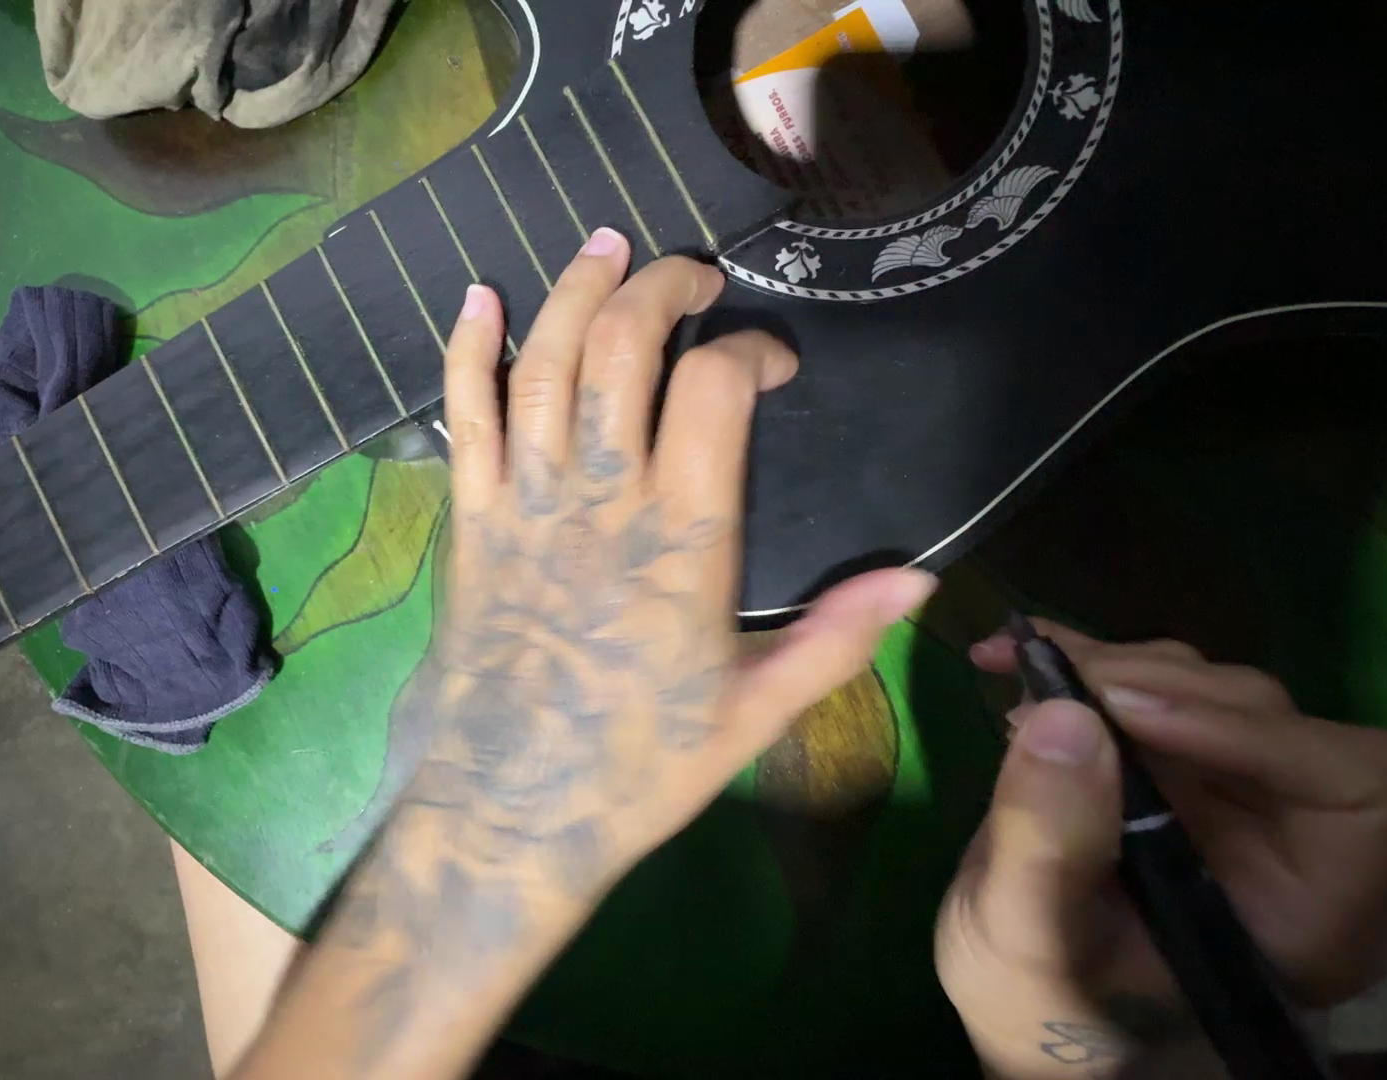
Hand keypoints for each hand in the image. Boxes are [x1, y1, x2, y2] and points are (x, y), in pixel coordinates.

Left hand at [248, 231, 934, 1079]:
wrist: (510, 810)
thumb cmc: (635, 769)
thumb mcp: (753, 715)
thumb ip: (834, 639)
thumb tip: (922, 578)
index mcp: (683, 540)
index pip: (714, 389)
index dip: (748, 351)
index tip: (769, 362)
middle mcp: (600, 499)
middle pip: (620, 348)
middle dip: (659, 288)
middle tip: (691, 275)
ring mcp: (524, 503)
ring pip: (541, 364)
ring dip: (572, 292)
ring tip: (604, 248)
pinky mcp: (470, 521)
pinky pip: (464, 418)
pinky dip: (466, 351)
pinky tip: (478, 297)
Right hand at [935, 621, 1386, 1078]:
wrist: (1014, 994)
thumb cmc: (1034, 997)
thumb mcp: (1023, 932)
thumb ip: (1048, 842)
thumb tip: (1064, 716)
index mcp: (1300, 911)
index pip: (1360, 790)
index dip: (1253, 733)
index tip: (1119, 713)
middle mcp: (1283, 842)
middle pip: (1272, 719)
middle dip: (1148, 688)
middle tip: (1042, 691)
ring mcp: (1223, 797)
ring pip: (1207, 687)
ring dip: (1108, 666)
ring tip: (1019, 678)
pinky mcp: (1160, 765)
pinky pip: (1143, 682)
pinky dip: (1074, 655)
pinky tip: (1009, 655)